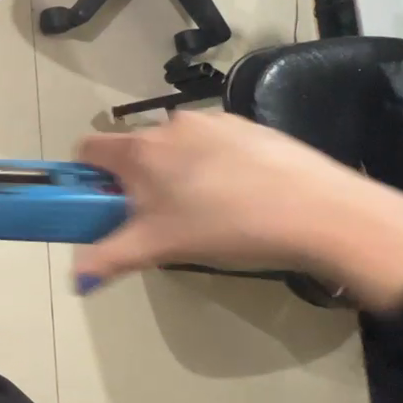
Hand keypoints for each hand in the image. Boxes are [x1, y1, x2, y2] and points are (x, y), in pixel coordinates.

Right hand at [73, 111, 402, 312]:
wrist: (326, 215)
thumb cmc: (228, 227)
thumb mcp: (160, 248)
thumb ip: (109, 259)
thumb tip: (76, 281)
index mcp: (138, 150)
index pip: (86, 149)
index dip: (87, 175)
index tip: (106, 202)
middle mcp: (168, 126)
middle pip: (131, 149)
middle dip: (135, 178)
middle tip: (159, 215)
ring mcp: (211, 121)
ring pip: (173, 145)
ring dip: (174, 169)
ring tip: (205, 207)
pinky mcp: (249, 126)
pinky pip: (212, 142)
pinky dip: (213, 162)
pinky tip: (240, 194)